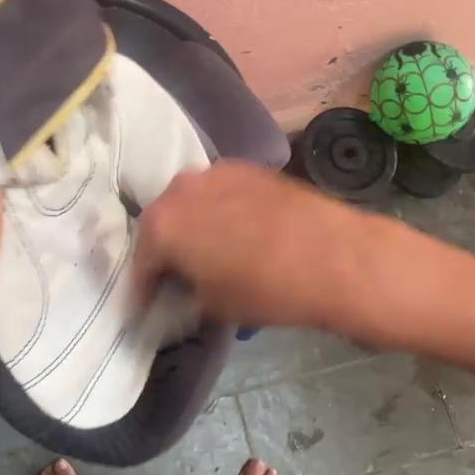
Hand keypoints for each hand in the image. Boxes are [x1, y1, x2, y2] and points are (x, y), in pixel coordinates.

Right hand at [133, 161, 387, 330]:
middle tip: (179, 277)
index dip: (146, 288)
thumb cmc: (265, 288)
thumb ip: (188, 293)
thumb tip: (189, 288)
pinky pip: (221, 194)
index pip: (142, 263)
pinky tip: (239, 234)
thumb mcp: (214, 306)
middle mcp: (180, 189)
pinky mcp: (249, 168)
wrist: (332, 255)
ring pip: (192, 204)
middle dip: (168, 250)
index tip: (151, 306)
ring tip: (210, 254)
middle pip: (164, 224)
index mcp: (161, 225)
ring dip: (195, 227)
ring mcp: (216, 172)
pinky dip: (221, 212)